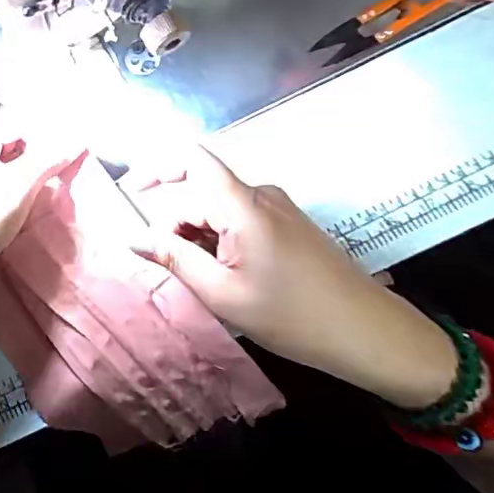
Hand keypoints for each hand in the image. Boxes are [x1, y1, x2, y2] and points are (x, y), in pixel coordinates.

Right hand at [127, 146, 456, 408]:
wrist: (364, 329)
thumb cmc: (291, 315)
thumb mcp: (222, 293)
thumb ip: (176, 259)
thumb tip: (134, 238)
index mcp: (243, 204)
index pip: (189, 163)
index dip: (154, 171)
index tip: (130, 198)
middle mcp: (261, 194)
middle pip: (201, 187)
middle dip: (172, 217)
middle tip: (162, 263)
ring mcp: (279, 207)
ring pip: (220, 204)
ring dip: (196, 231)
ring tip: (193, 276)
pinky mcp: (288, 223)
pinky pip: (241, 216)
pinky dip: (219, 236)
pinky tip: (220, 273)